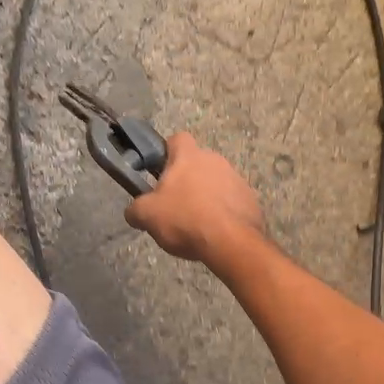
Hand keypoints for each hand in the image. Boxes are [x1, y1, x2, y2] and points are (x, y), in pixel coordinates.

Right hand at [124, 132, 264, 262]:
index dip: (167, 153)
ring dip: (207, 195)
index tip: (161, 172)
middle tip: (176, 203)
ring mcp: (236, 179)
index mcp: (189, 155)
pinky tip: (216, 231)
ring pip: (215, 181)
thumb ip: (135, 209)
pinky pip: (232, 200)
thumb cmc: (185, 219)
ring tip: (198, 222)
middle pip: (196, 162)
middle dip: (187, 178)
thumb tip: (132, 212)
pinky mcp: (251, 200)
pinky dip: (224, 211)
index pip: (177, 139)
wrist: (232, 244)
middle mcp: (214, 159)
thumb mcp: (147, 215)